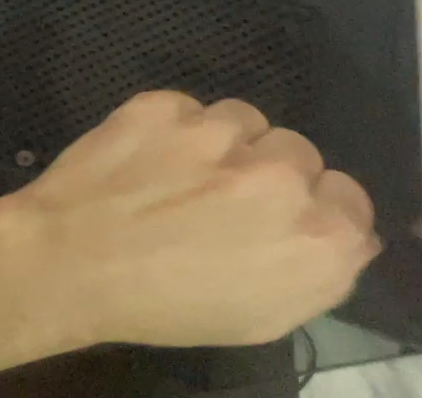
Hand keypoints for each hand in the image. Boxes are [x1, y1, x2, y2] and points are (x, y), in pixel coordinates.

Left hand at [0, 90, 379, 349]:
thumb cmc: (167, 305)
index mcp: (319, 239)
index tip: (285, 215)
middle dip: (271, 169)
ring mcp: (216, 133)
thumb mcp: (265, 316)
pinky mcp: (162, 106)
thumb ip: (317, 267)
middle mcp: (279, 177)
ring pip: (245, 118)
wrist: (71, 258)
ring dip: (226, 140)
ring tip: (185, 169)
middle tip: (226, 195)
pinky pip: (187, 106)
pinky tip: (147, 153)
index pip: (349, 198)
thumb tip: (337, 229)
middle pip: (297, 152)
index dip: (317, 205)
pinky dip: (174, 125)